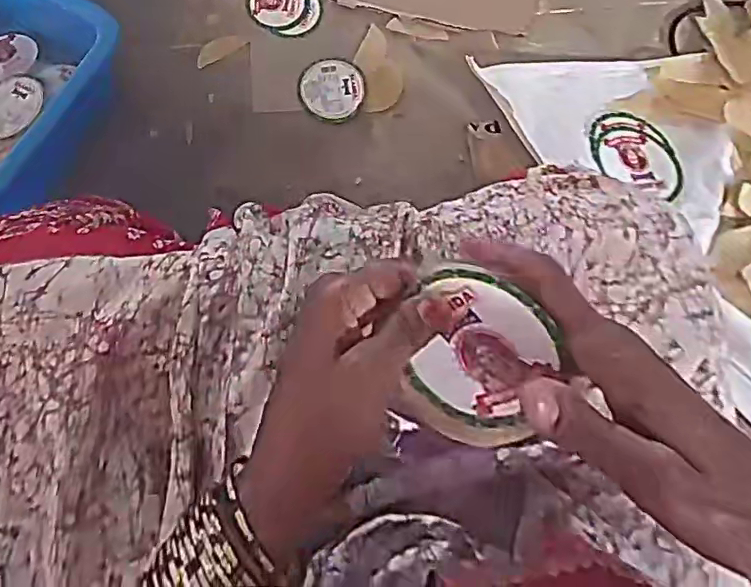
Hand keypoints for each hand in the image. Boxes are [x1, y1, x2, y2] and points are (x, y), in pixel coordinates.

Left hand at [240, 261, 436, 562]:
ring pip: (380, 313)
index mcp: (334, 295)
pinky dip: (391, 344)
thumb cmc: (329, 423)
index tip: (461, 308)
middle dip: (418, 307)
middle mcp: (329, 301)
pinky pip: (370, 334)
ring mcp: (328, 327)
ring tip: (440, 349)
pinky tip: (411, 365)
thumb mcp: (375, 372)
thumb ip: (408, 328)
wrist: (289, 479)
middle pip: (386, 288)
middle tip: (454, 331)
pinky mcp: (332, 353)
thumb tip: (444, 295)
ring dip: (407, 328)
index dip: (427, 286)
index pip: (393, 270)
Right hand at [462, 239, 750, 586]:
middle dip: (500, 281)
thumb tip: (526, 390)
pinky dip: (531, 344)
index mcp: (619, 359)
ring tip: (466, 320)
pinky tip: (512, 368)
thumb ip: (592, 433)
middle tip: (450, 289)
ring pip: (555, 322)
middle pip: (549, 297)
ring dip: (512, 311)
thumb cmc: (723, 501)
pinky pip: (566, 349)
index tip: (469, 246)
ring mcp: (622, 365)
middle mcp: (617, 349)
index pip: (556, 290)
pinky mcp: (624, 385)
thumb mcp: (657, 478)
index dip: (511, 260)